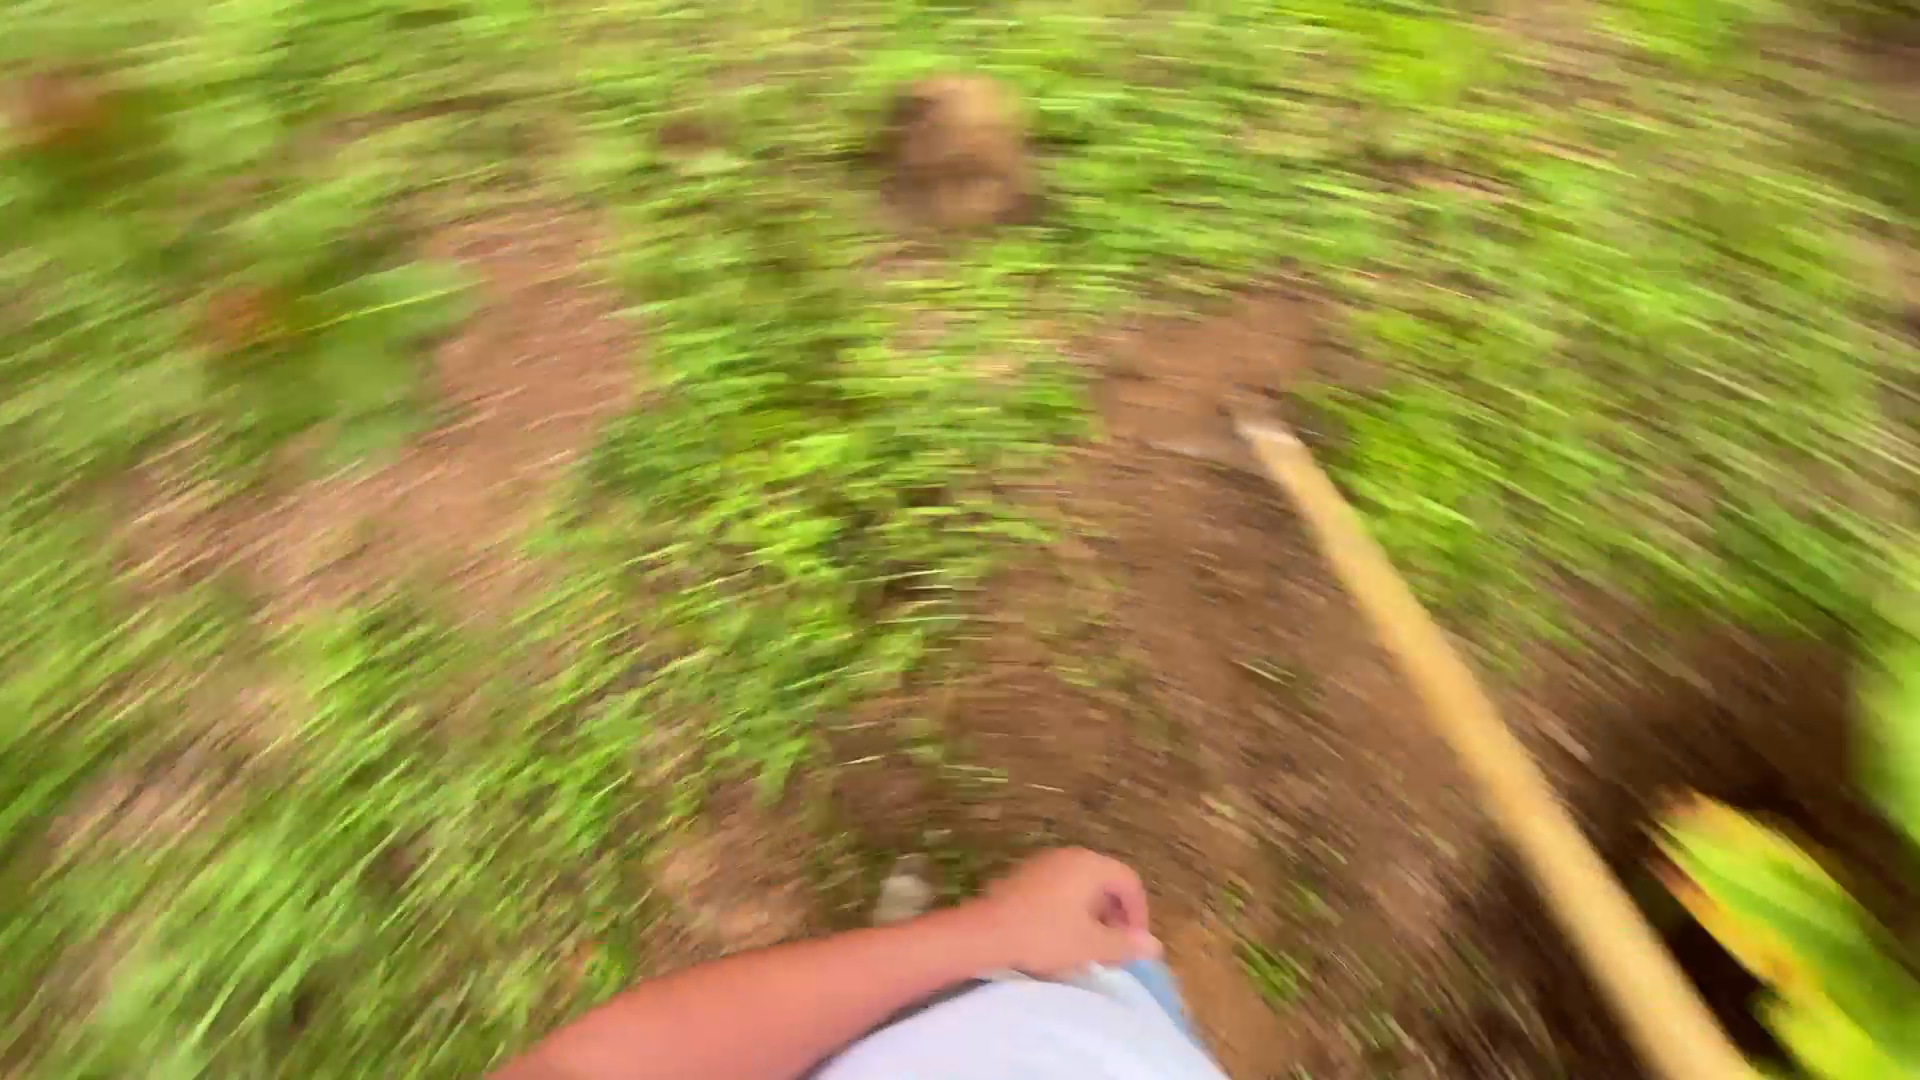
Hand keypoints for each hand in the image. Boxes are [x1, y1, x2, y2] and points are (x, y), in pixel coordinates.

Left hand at [961, 847, 1161, 977]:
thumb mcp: (1091, 945)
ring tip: (1090, 947)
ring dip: (1095, 914)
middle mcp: (1070, 855)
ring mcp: (1045, 862)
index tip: (1134, 945)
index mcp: (1090, 864)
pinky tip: (1063, 936)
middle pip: (1106, 880)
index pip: (1129, 881)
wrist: (986, 931)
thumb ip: (1125, 944)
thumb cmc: (1045, 935)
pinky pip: (1062, 887)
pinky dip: (1072, 909)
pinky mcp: (1027, 875)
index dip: (1139, 913)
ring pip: (1083, 885)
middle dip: (1117, 915)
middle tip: (1115, 949)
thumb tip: (1155, 945)